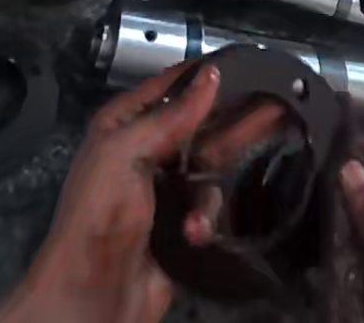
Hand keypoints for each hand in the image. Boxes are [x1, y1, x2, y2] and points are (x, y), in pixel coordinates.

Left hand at [0, 61, 220, 322]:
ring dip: (209, 187)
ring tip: (202, 208)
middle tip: (271, 107)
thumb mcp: (128, 151)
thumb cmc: (99, 214)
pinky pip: (209, 204)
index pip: (169, 85)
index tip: (239, 66)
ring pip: (210, 165)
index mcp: (126, 124)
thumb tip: (211, 75)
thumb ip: (173, 114)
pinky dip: (205, 218)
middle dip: (231, 121)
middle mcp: (147, 149)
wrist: (92, 297)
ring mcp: (165, 186)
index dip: (201, 76)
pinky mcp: (181, 220)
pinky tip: (193, 232)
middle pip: (200, 124)